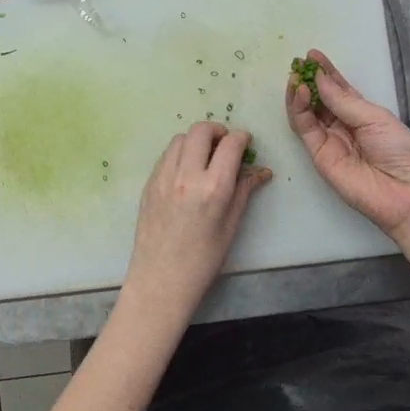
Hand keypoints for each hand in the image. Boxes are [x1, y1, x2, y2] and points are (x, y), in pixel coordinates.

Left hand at [123, 122, 272, 317]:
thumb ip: (244, 192)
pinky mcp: (149, 183)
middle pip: (201, 131)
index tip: (246, 143)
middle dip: (218, 131)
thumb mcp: (231, 226)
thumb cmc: (203, 260)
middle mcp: (187, 175)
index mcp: (213, 188)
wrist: (161, 280)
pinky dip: (180, 153)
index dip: (242, 138)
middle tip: (225, 145)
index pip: (230, 145)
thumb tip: (260, 171)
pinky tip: (187, 171)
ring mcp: (163, 177)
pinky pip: (166, 155)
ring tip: (205, 157)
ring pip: (180, 138)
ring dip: (196, 140)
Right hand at [287, 49, 409, 240]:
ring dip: (299, 93)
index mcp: (362, 113)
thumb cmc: (401, 150)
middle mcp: (343, 125)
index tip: (312, 55)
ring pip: (307, 113)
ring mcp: (329, 140)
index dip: (326, 72)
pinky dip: (299, 110)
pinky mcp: (318, 155)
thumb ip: (343, 101)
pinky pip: (304, 129)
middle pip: (319, 100)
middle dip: (308, 80)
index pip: (339, 89)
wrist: (407, 192)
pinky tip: (300, 93)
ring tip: (296, 77)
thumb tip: (319, 79)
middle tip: (297, 63)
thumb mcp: (375, 118)